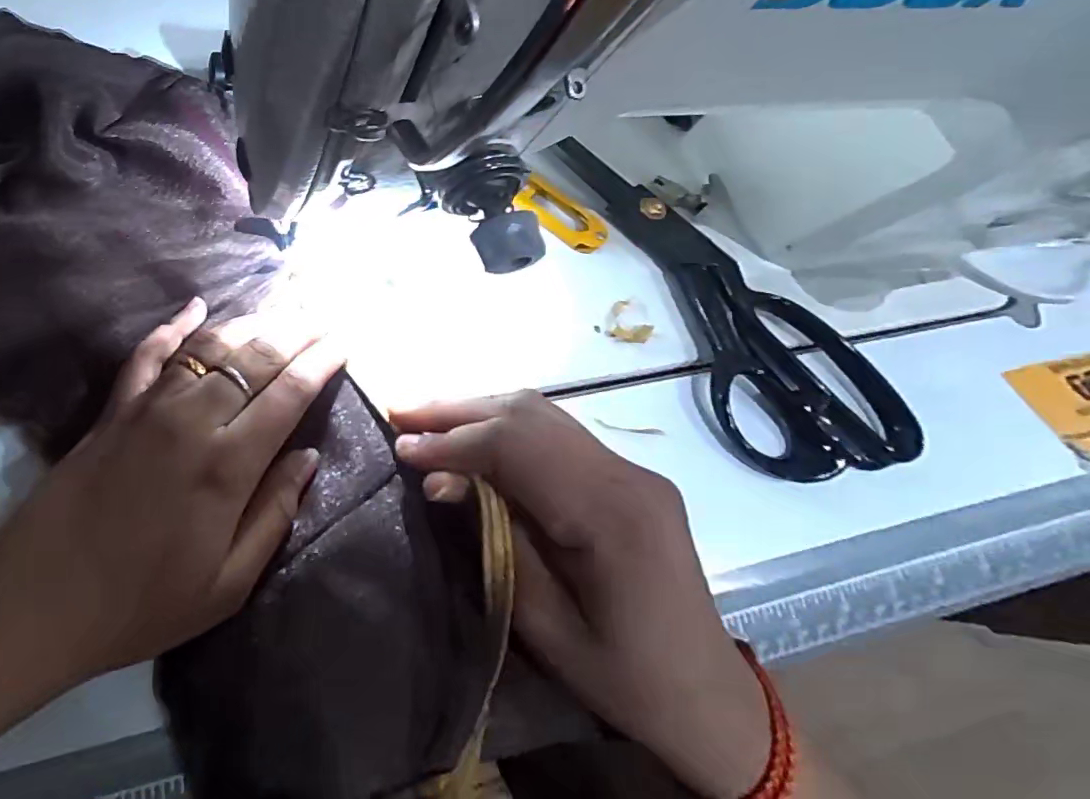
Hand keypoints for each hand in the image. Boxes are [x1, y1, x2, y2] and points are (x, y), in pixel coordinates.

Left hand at [0, 298, 344, 679]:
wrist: (45, 592)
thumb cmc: (144, 601)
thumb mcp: (228, 583)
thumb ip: (273, 513)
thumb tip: (309, 457)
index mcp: (227, 465)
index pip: (286, 396)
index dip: (318, 364)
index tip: (341, 342)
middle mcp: (190, 420)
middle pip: (250, 360)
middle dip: (291, 333)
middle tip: (317, 314)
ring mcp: (147, 407)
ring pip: (205, 349)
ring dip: (245, 324)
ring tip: (275, 310)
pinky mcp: (114, 407)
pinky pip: (147, 354)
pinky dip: (172, 326)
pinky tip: (193, 307)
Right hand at [390, 392, 770, 798]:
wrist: (709, 698)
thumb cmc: (622, 674)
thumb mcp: (544, 624)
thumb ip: (494, 539)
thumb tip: (439, 481)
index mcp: (610, 516)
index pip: (515, 447)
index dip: (451, 441)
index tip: (400, 448)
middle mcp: (627, 477)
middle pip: (526, 416)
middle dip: (454, 412)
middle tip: (398, 415)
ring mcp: (631, 470)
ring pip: (539, 413)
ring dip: (475, 409)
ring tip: (422, 418)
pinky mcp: (626, 475)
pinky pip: (553, 430)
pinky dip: (501, 423)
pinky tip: (468, 432)